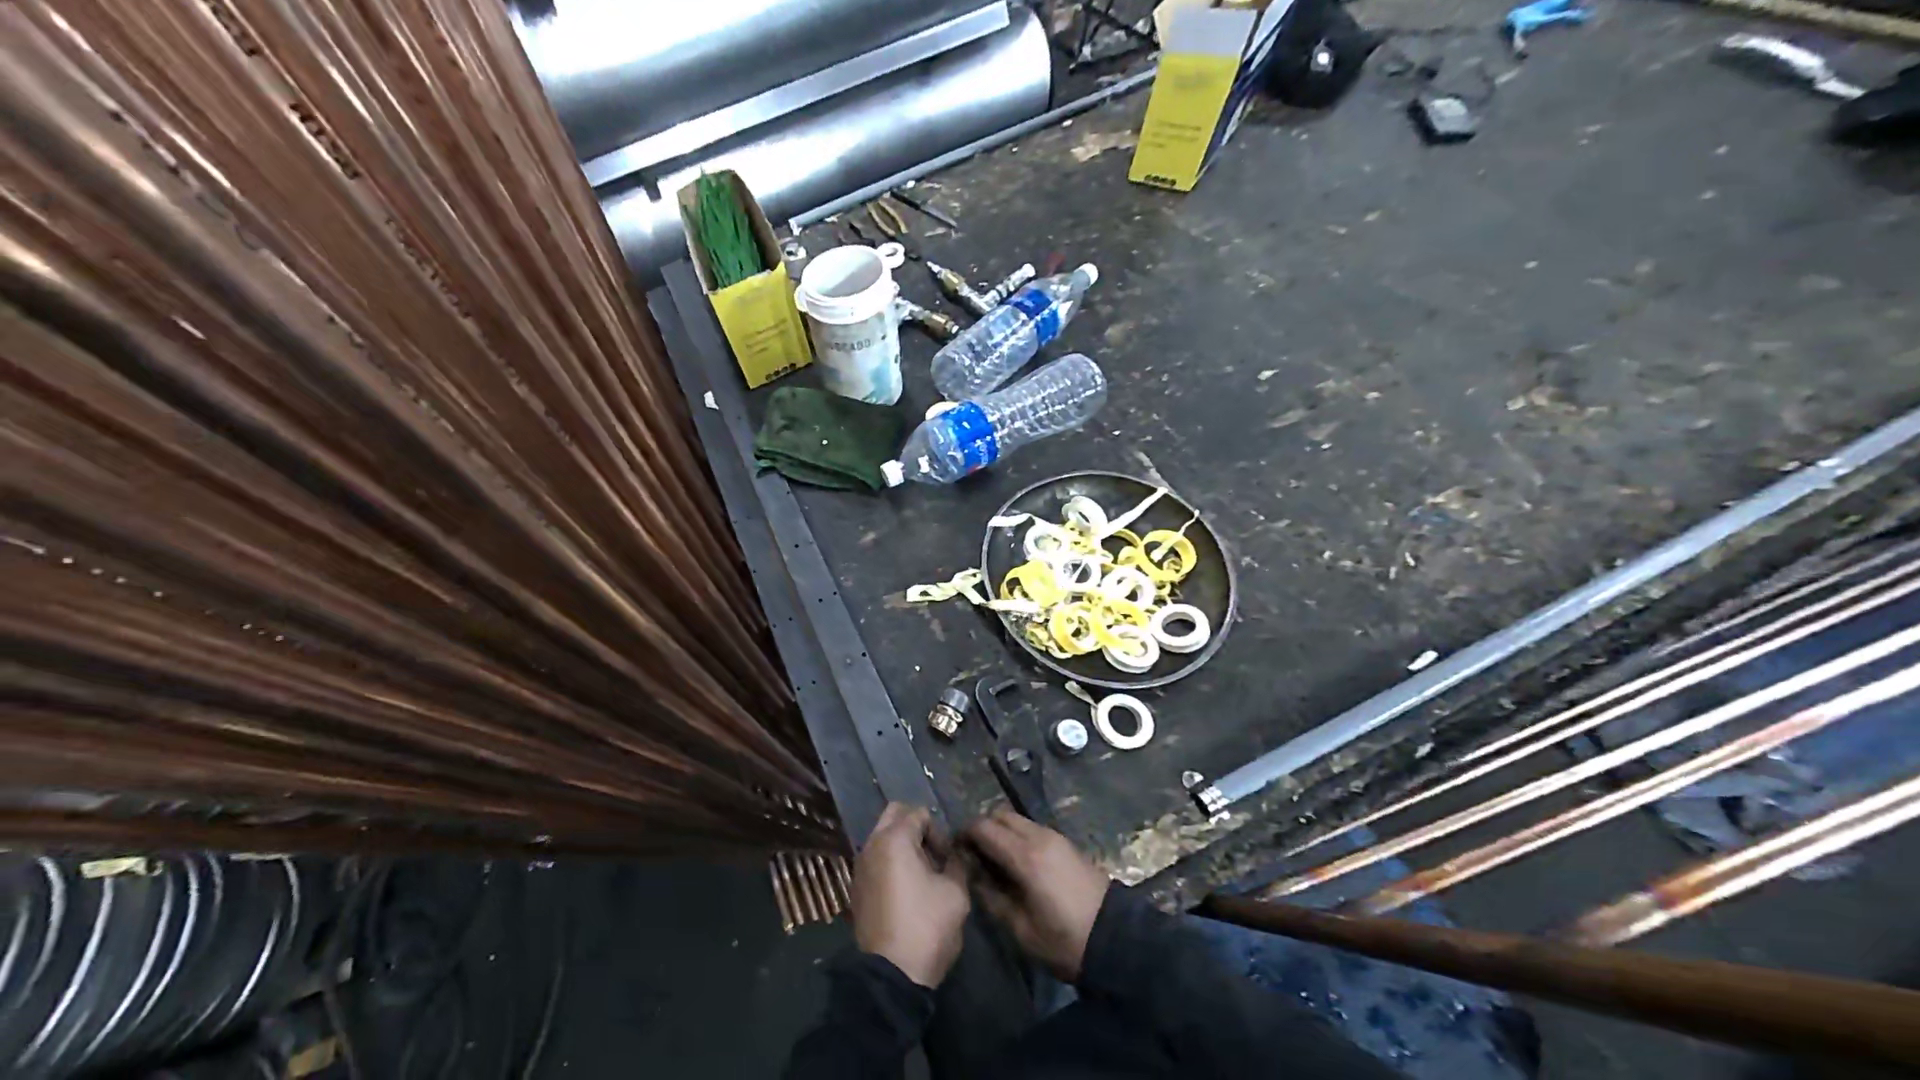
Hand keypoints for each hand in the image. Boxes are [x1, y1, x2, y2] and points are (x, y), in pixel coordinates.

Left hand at [850, 802, 969, 987]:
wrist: (892, 975)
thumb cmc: (926, 926)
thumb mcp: (955, 891)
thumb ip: (956, 862)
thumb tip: (953, 854)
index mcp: (894, 839)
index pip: (918, 814)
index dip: (938, 832)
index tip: (948, 858)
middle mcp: (871, 845)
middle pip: (894, 815)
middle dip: (916, 827)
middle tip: (934, 854)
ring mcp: (860, 867)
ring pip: (882, 838)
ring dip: (903, 845)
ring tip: (923, 873)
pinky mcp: (857, 888)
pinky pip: (875, 860)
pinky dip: (891, 863)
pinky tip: (908, 888)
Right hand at [963, 807, 1110, 981]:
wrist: (1115, 938)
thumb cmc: (1063, 940)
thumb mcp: (1020, 929)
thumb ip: (991, 897)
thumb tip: (972, 874)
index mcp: (1025, 856)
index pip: (984, 827)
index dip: (965, 834)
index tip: (954, 850)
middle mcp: (1039, 836)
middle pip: (1000, 815)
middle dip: (982, 828)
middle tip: (973, 853)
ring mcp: (1055, 837)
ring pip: (1017, 819)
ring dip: (1001, 830)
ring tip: (992, 859)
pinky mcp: (1065, 843)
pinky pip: (1032, 828)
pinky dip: (1017, 835)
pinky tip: (1015, 861)